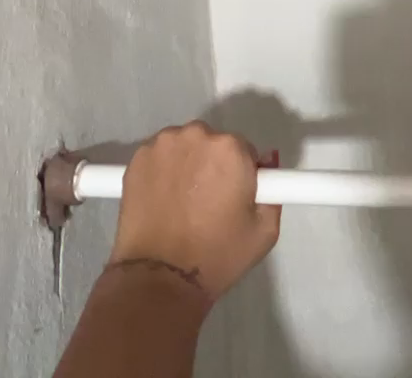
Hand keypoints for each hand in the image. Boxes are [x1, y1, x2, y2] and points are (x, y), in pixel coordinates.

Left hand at [109, 121, 281, 300]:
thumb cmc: (218, 254)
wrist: (161, 276)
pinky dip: (163, 171)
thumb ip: (274, 191)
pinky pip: (159, 157)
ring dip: (187, 164)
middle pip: (212, 143)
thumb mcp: (263, 231)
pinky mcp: (137, 157)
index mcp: (231, 148)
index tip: (233, 196)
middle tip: (208, 202)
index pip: (244, 150)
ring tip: (183, 203)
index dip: (241, 173)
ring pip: (184, 147)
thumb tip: (266, 165)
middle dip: (213, 165)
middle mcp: (196, 134)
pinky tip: (163, 201)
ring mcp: (163, 144)